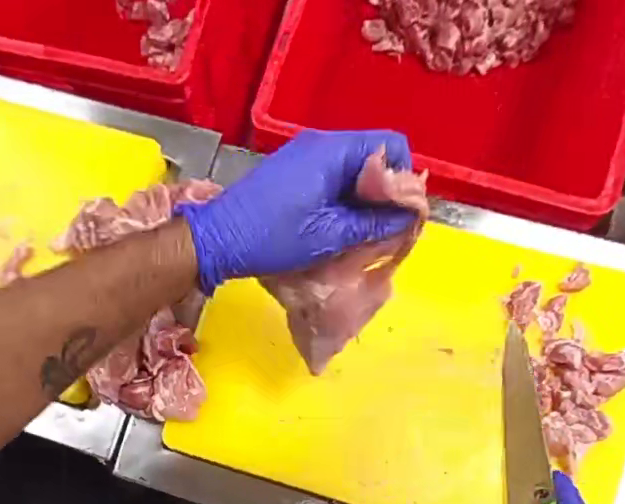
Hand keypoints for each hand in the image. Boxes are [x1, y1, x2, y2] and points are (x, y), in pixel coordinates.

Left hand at [178, 129, 420, 293]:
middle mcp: (321, 143)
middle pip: (373, 158)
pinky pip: (331, 179)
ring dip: (362, 201)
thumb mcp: (327, 236)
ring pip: (352, 171)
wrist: (218, 239)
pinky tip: (337, 229)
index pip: (391, 146)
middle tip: (383, 230)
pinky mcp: (293, 173)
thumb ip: (371, 224)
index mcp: (334, 150)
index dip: (404, 179)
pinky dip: (341, 201)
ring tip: (360, 235)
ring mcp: (305, 156)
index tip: (400, 214)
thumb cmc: (272, 238)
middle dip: (384, 193)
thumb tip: (406, 218)